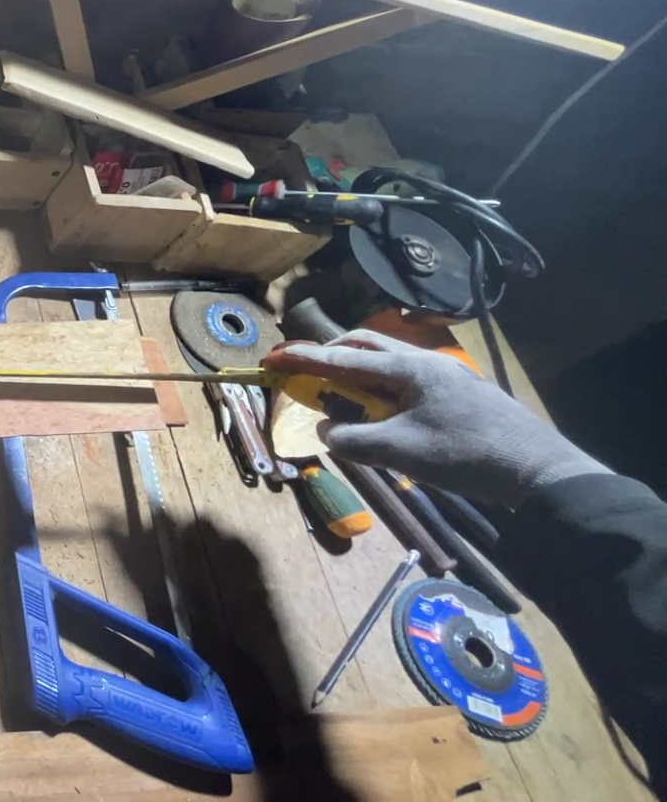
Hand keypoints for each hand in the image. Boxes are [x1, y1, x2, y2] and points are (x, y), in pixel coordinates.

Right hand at [265, 330, 607, 507]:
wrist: (548, 476)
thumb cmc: (467, 456)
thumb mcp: (397, 451)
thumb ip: (349, 438)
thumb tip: (325, 430)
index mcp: (410, 369)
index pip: (342, 358)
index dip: (303, 358)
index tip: (272, 357)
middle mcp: (429, 362)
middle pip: (367, 344)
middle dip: (331, 352)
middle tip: (308, 367)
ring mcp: (451, 376)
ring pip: (390, 359)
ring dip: (358, 368)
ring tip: (342, 389)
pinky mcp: (464, 393)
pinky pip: (409, 376)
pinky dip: (382, 383)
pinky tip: (383, 406)